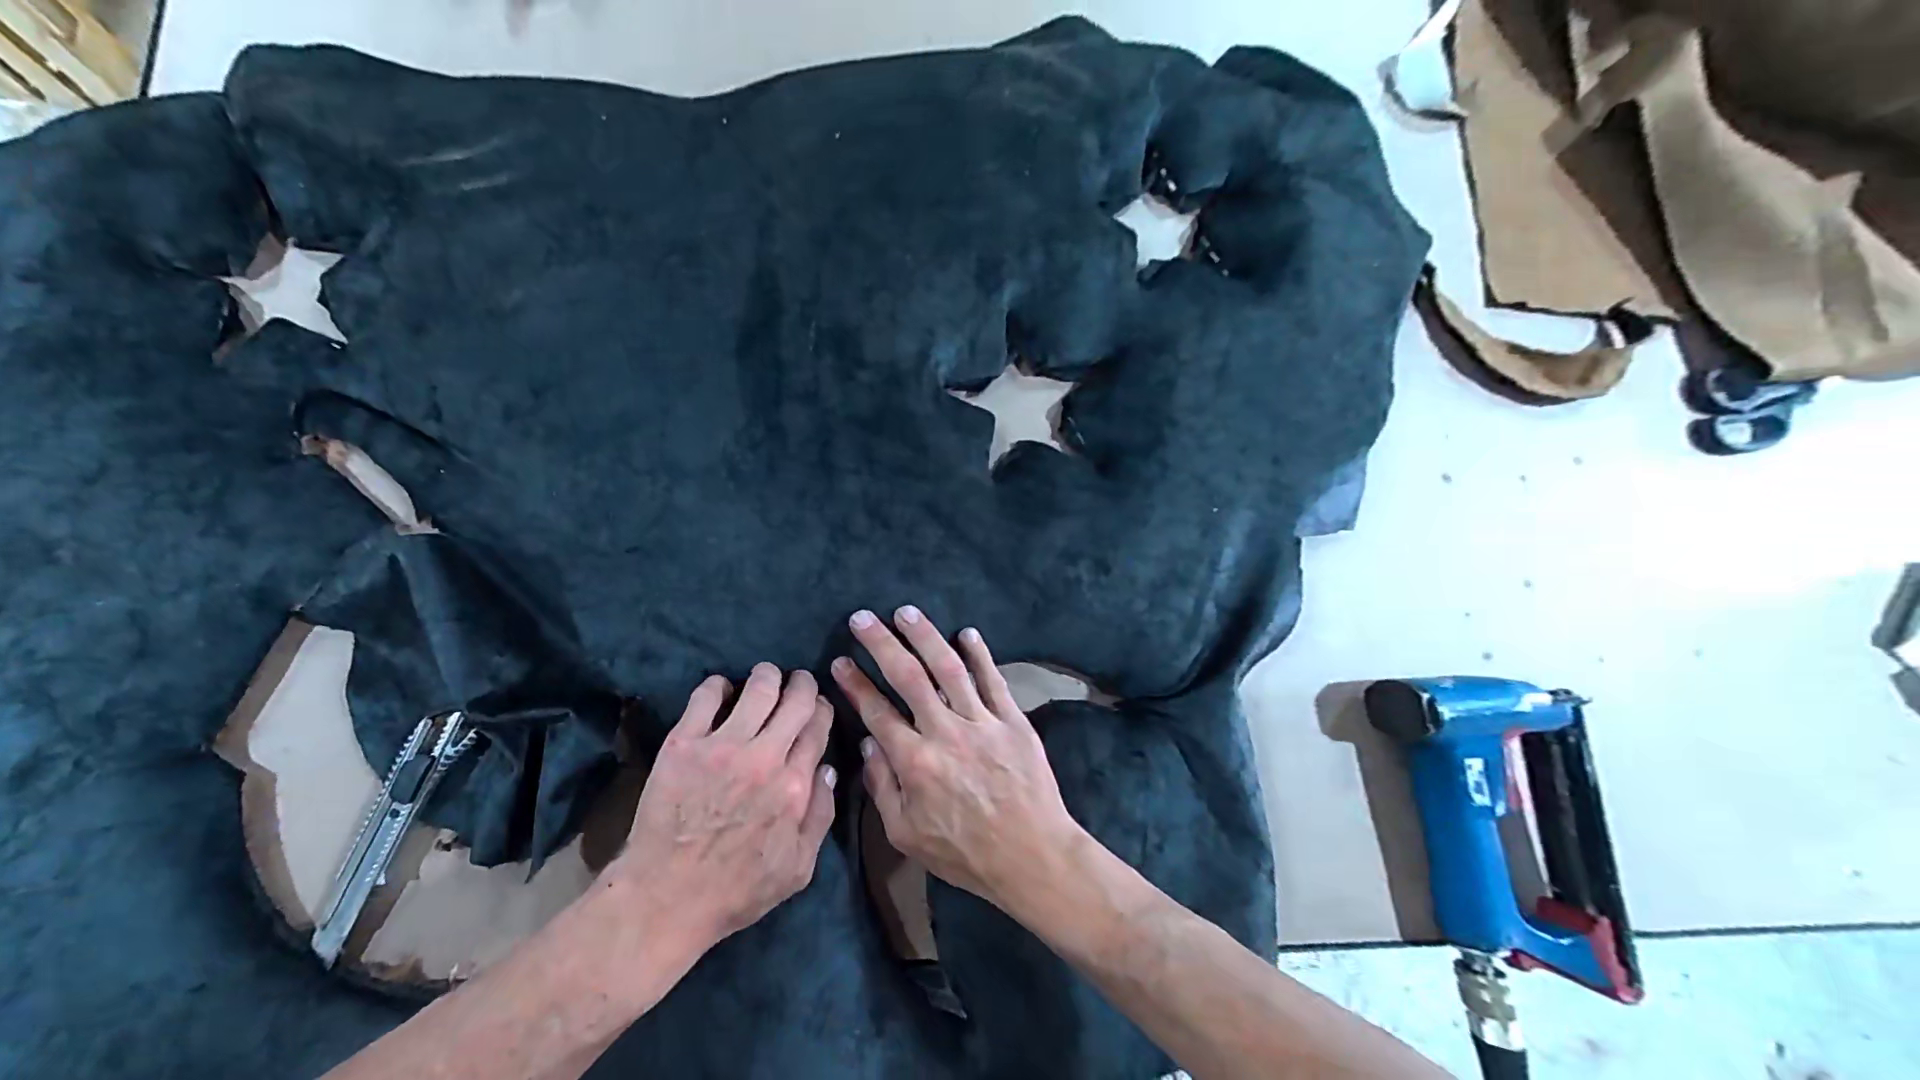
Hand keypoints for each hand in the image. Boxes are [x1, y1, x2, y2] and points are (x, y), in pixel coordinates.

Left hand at [605, 664, 837, 948]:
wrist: (665, 899)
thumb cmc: (735, 890)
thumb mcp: (799, 868)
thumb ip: (821, 816)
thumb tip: (828, 769)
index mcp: (794, 786)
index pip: (818, 727)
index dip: (822, 709)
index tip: (818, 706)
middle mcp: (764, 758)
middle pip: (796, 701)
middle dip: (803, 684)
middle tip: (798, 681)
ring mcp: (722, 748)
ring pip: (758, 689)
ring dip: (767, 675)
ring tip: (766, 676)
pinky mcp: (683, 745)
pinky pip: (705, 696)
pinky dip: (718, 685)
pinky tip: (721, 689)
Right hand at [831, 607, 1084, 913]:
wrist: (1032, 856)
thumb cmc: (965, 853)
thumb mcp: (907, 835)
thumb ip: (883, 787)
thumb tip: (868, 742)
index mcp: (915, 762)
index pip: (877, 712)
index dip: (855, 683)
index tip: (840, 661)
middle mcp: (945, 733)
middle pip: (908, 677)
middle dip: (881, 643)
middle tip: (862, 618)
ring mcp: (982, 723)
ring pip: (949, 668)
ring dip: (925, 636)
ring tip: (906, 612)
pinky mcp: (1013, 721)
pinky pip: (993, 680)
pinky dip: (980, 654)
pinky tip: (967, 632)